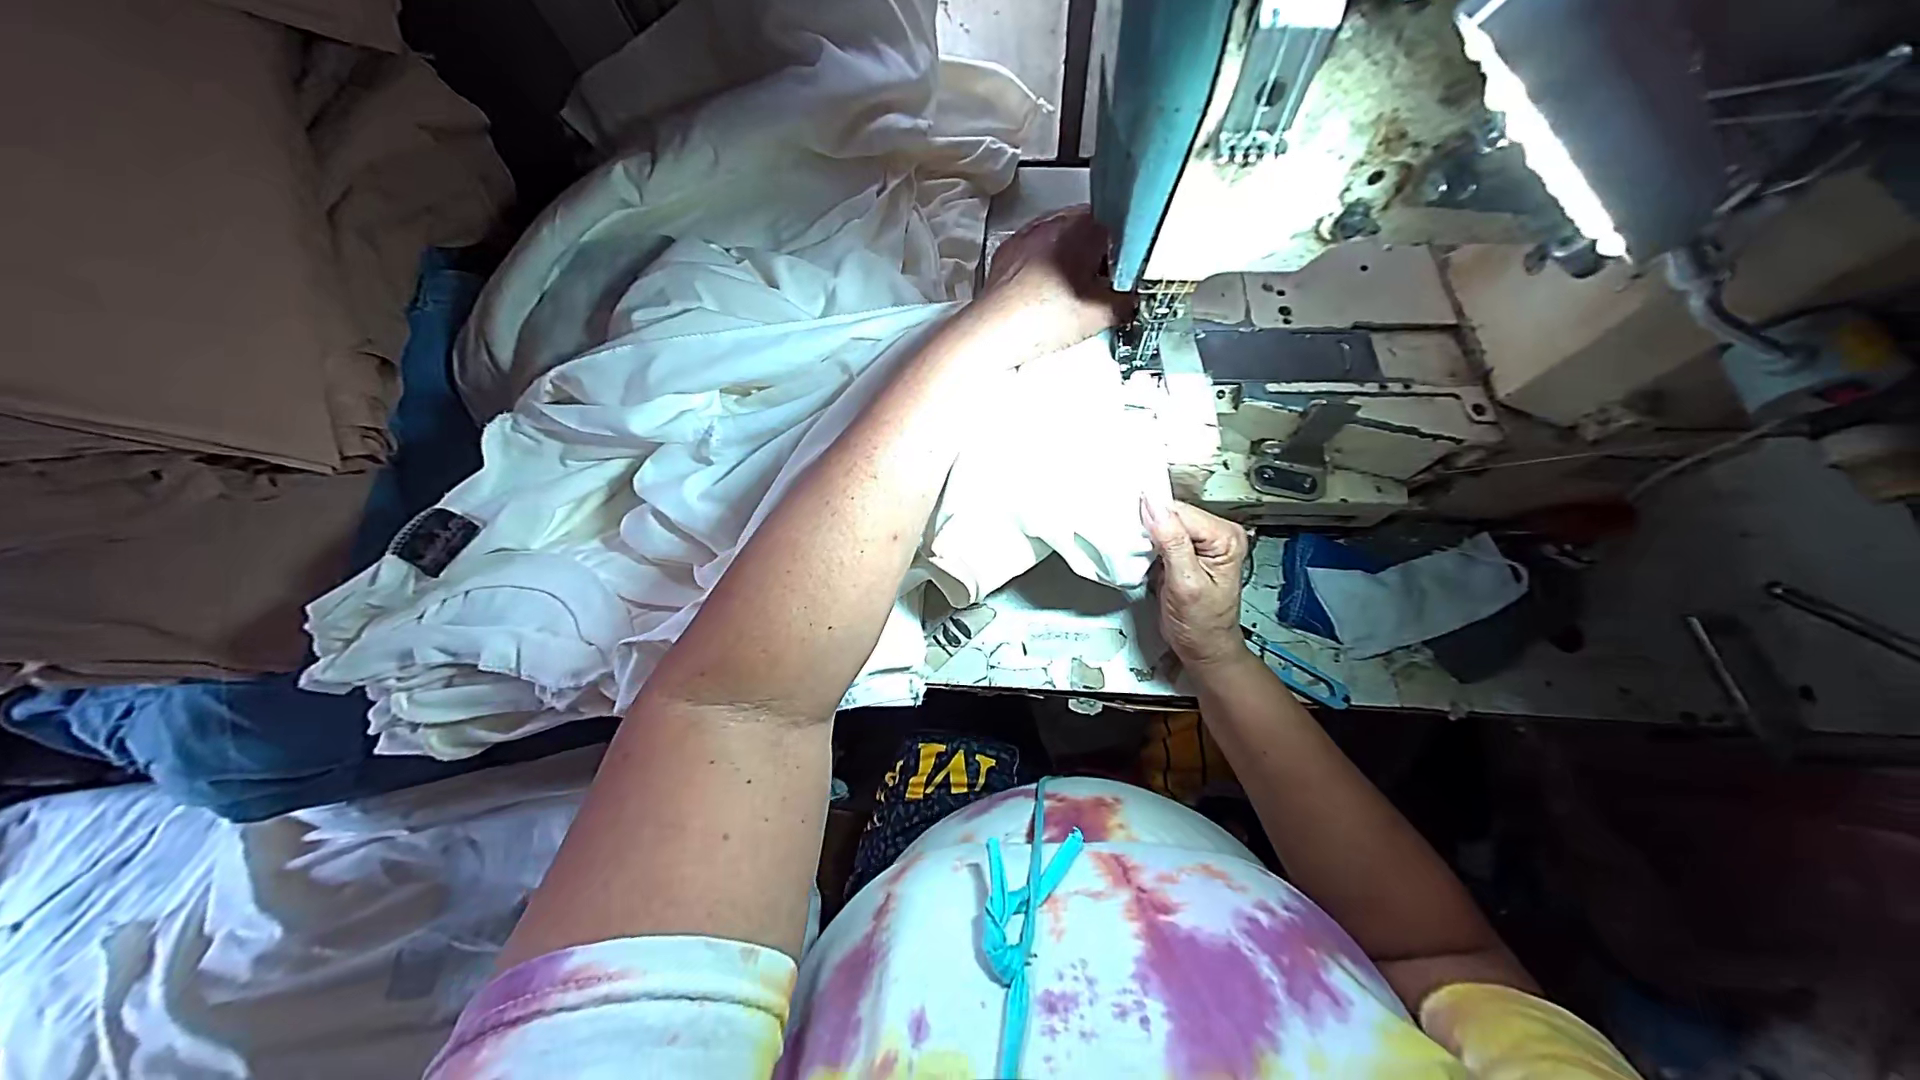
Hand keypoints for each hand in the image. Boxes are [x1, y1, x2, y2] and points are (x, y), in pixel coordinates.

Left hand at [975, 205, 1131, 360]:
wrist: (993, 331)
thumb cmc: (1038, 319)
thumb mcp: (1100, 315)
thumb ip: (1128, 303)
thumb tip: (1136, 300)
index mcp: (1083, 227)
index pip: (1120, 228)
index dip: (1127, 256)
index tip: (1125, 276)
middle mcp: (1054, 221)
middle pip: (1090, 232)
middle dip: (1098, 258)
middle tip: (1100, 288)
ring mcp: (1028, 235)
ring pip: (1062, 241)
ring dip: (1071, 262)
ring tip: (1071, 294)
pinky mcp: (1009, 252)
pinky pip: (1036, 253)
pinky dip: (1045, 269)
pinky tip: (1046, 295)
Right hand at [1141, 497, 1250, 671]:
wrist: (1204, 647)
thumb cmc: (1202, 625)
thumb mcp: (1185, 584)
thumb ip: (1172, 543)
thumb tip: (1155, 508)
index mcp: (1226, 538)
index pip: (1180, 512)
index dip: (1153, 519)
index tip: (1134, 534)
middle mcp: (1217, 534)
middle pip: (1172, 513)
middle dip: (1149, 527)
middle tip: (1139, 551)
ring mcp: (1202, 541)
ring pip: (1163, 522)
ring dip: (1147, 536)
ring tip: (1144, 558)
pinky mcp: (1186, 550)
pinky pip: (1161, 535)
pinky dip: (1148, 545)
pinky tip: (1146, 559)